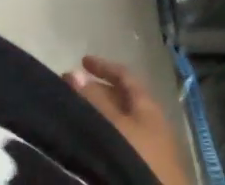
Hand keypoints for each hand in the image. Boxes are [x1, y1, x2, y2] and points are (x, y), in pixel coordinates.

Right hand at [66, 56, 188, 184]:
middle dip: (97, 91)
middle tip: (72, 90)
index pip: (125, 76)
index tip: (82, 61)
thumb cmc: (137, 154)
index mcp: (149, 105)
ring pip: (121, 119)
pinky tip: (92, 139)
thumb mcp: (113, 123)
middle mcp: (152, 121)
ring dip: (99, 113)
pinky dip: (105, 131)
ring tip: (77, 114)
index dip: (103, 66)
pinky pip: (122, 137)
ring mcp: (152, 144)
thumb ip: (94, 98)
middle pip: (123, 98)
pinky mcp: (147, 164)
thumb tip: (75, 73)